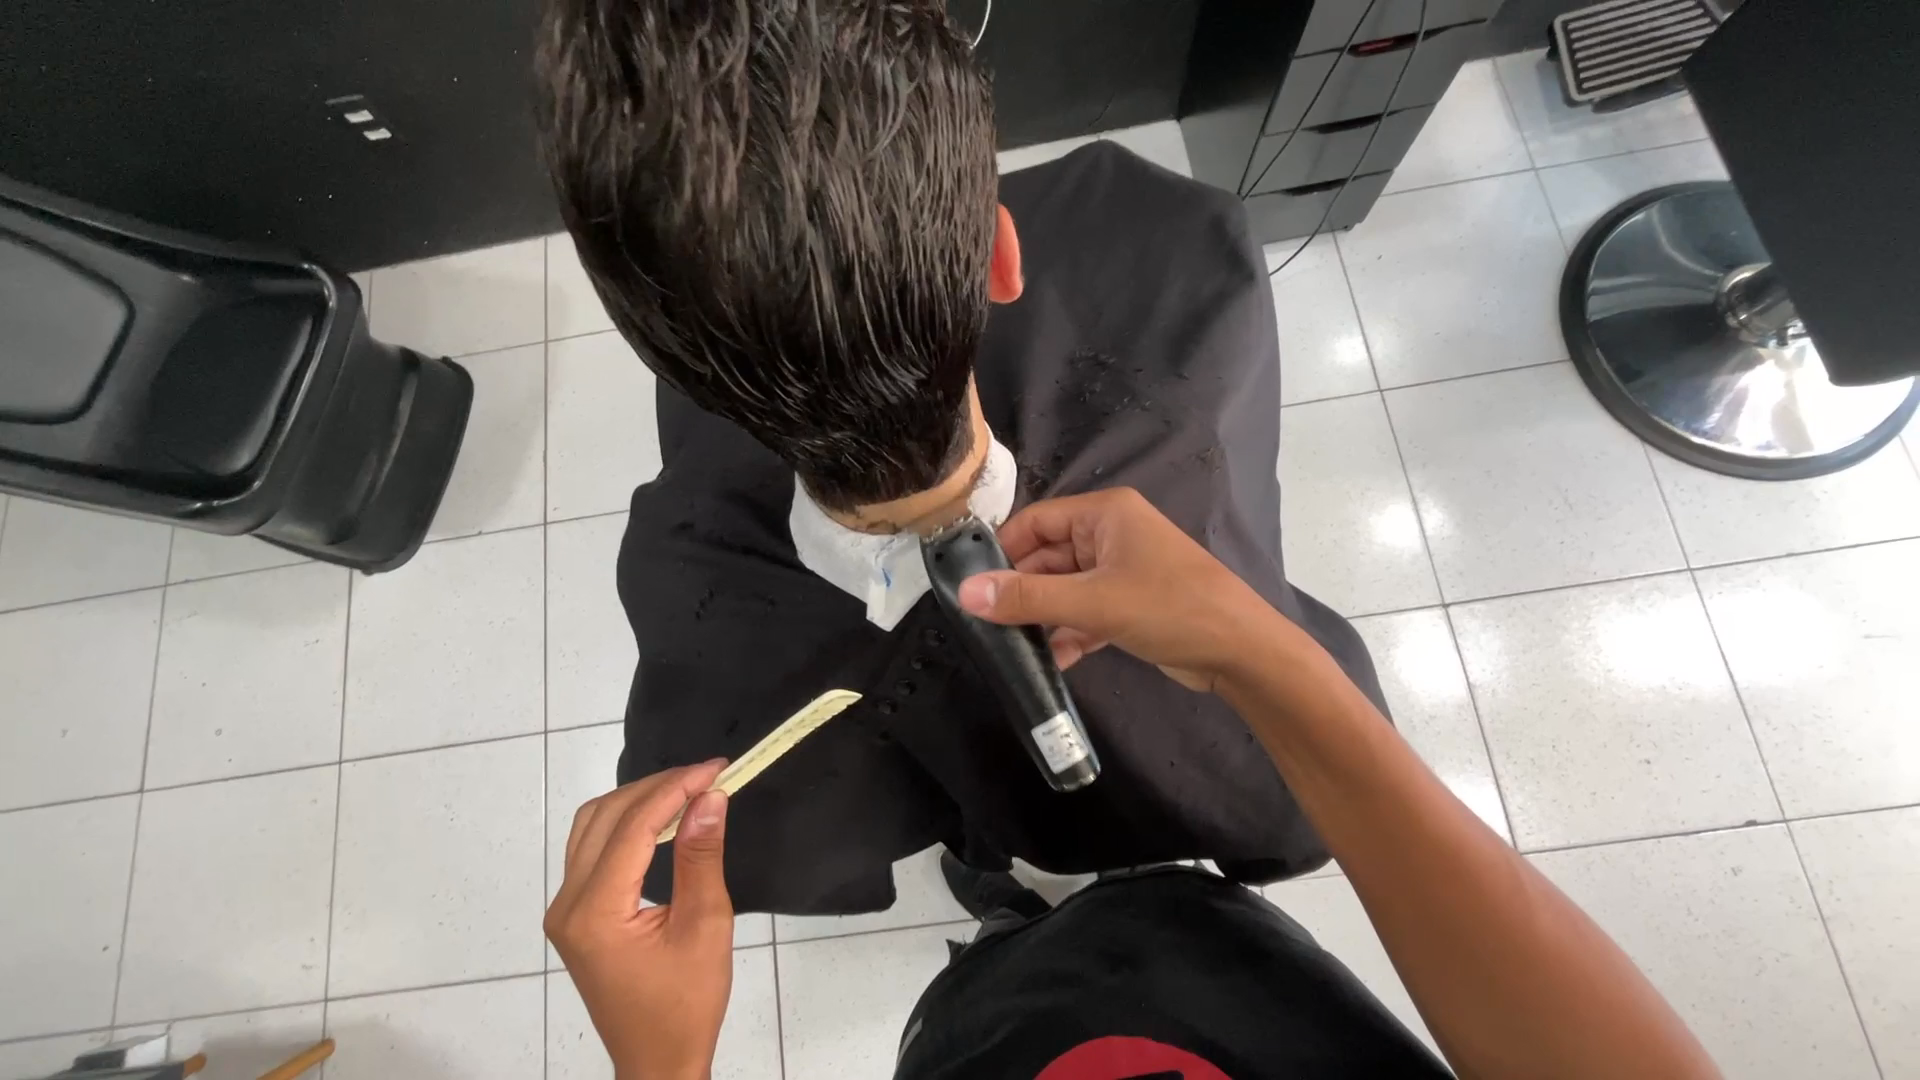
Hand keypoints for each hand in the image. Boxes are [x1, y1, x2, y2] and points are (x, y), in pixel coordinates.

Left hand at [546, 761, 732, 1079]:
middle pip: (607, 816)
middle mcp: (567, 904)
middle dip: (659, 786)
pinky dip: (627, 820)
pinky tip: (662, 819)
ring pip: (593, 825)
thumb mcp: (705, 927)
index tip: (718, 768)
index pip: (634, 826)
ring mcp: (565, 909)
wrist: (657, 1062)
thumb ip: (701, 857)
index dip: (676, 787)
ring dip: (639, 798)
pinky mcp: (575, 913)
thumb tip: (710, 797)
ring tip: (689, 790)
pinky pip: (592, 846)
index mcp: (595, 912)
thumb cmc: (687, 1002)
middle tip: (709, 776)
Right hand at [957, 488, 1277, 691]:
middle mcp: (1111, 535)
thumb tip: (965, 593)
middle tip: (987, 624)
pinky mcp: (1130, 604)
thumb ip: (1028, 598)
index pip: (1036, 522)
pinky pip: (1086, 612)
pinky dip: (1070, 634)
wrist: (1242, 652)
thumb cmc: (1170, 608)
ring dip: (1044, 617)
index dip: (1003, 551)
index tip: (972, 585)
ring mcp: (1122, 571)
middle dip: (1023, 592)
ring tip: (1013, 647)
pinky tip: (1054, 661)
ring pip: (1065, 589)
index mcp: (1104, 514)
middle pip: (1048, 558)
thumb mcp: (1094, 602)